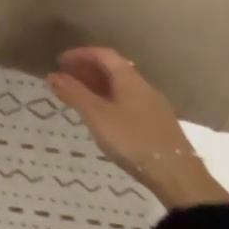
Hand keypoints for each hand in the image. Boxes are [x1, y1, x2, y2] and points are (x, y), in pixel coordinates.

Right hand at [46, 47, 228, 210]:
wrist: (176, 174)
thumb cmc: (133, 140)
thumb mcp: (97, 116)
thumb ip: (74, 94)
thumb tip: (52, 75)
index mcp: (130, 80)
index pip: (104, 55)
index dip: (81, 54)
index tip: (59, 61)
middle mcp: (143, 87)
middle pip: (113, 69)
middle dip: (86, 69)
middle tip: (64, 78)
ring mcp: (152, 105)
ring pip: (120, 86)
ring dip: (96, 85)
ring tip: (76, 96)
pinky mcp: (155, 122)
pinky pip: (126, 101)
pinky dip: (107, 99)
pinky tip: (100, 116)